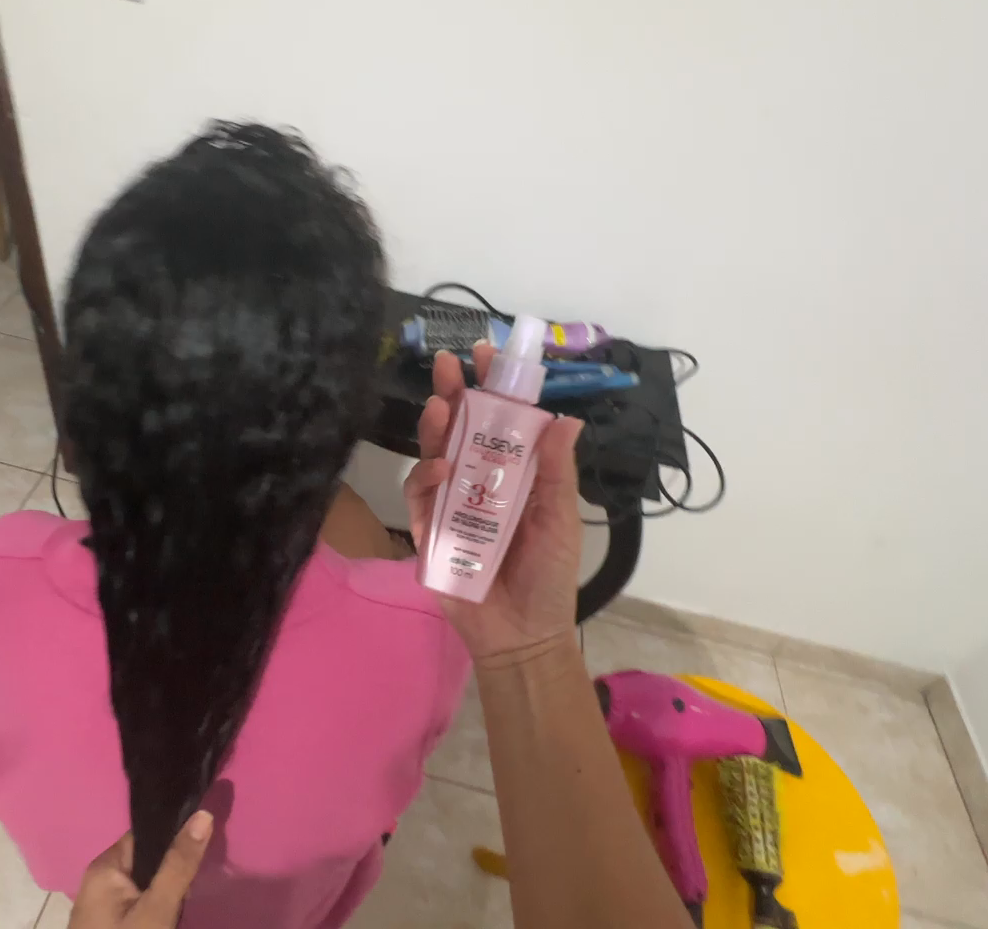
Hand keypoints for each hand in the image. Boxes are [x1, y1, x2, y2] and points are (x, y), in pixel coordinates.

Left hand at [70, 811, 213, 928]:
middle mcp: (99, 882)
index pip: (147, 835)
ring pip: (146, 886)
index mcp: (104, 868)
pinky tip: (172, 917)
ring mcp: (103, 910)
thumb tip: (204, 813)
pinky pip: (139, 907)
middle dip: (174, 868)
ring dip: (168, 891)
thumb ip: (179, 864)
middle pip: (148, 860)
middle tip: (201, 876)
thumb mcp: (156, 910)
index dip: (176, 835)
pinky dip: (157, 909)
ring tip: (190, 897)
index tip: (207, 839)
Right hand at [405, 344, 586, 664]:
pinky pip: (419, 495)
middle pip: (458, 428)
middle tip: (447, 364)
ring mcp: (449, 503)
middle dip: (451, 392)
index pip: (499, 421)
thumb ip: (557, 470)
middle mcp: (476, 480)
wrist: (523, 634)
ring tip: (439, 404)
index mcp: (511, 472)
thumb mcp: (561, 518)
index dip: (492, 387)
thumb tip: (568, 418)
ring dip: (434, 427)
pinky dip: (425, 477)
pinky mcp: (427, 529)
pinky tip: (440, 469)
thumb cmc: (548, 575)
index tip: (488, 354)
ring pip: (433, 453)